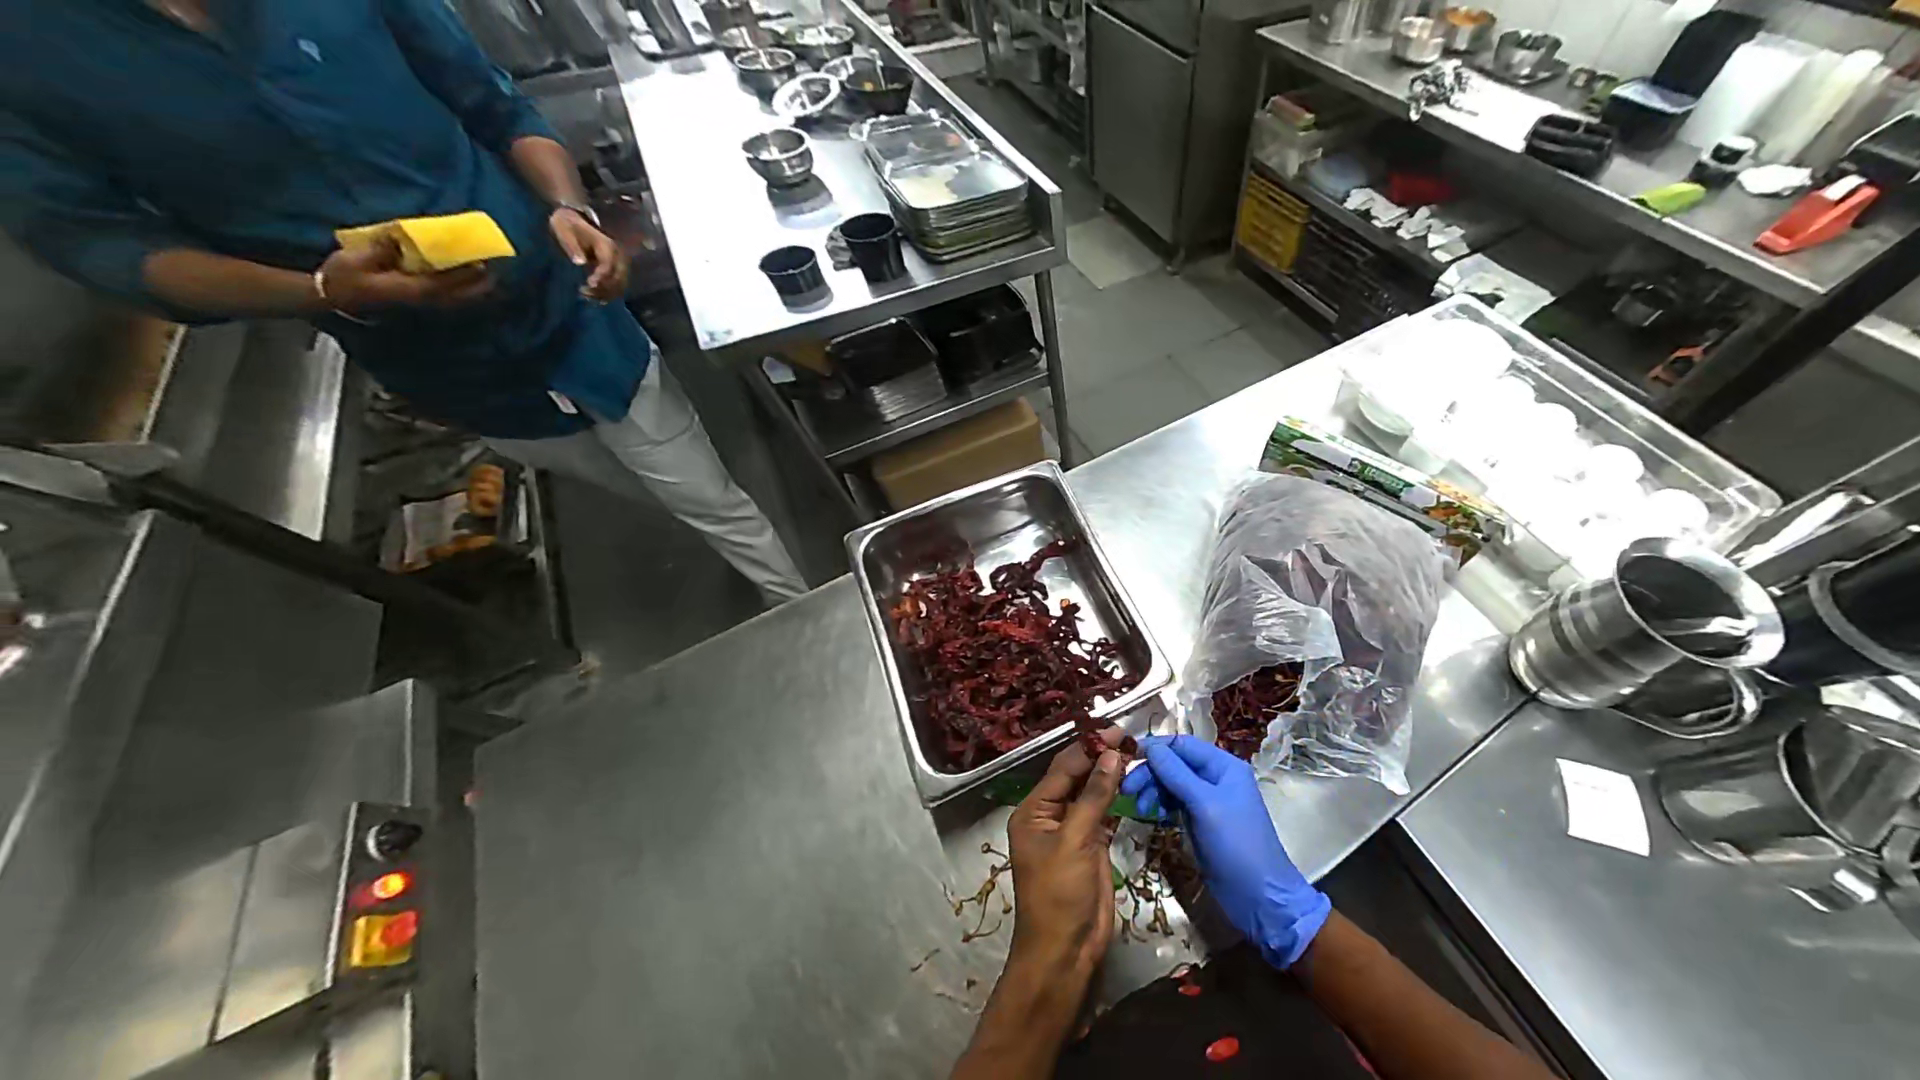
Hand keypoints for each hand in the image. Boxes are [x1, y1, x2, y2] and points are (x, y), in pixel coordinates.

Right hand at [318, 234, 493, 314]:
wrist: (336, 300)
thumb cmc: (343, 278)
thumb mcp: (356, 259)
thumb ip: (382, 249)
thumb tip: (401, 238)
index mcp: (413, 290)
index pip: (449, 282)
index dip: (468, 274)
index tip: (484, 263)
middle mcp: (426, 302)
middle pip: (463, 296)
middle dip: (483, 286)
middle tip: (498, 271)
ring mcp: (426, 308)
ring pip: (461, 301)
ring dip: (478, 292)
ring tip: (492, 279)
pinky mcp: (423, 307)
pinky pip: (452, 301)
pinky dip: (465, 295)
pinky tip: (472, 288)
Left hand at [549, 207, 628, 301]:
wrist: (574, 219)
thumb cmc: (568, 226)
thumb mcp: (565, 231)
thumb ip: (572, 247)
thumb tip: (580, 263)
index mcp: (606, 246)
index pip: (609, 266)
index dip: (600, 278)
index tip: (588, 284)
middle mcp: (617, 256)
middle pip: (617, 279)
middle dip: (603, 289)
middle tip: (583, 292)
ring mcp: (618, 264)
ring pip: (619, 285)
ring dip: (605, 294)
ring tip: (586, 295)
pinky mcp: (616, 269)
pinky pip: (618, 285)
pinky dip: (608, 293)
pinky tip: (596, 298)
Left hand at [1005, 728, 1128, 975]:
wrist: (1065, 950)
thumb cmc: (1059, 894)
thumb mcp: (1074, 841)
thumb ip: (1094, 797)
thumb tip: (1110, 755)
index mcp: (1033, 810)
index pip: (1063, 769)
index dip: (1089, 748)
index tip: (1116, 730)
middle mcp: (1050, 815)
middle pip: (1077, 778)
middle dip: (1101, 758)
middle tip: (1131, 738)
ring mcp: (1072, 831)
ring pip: (1092, 795)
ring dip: (1111, 776)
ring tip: (1137, 754)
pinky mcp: (1092, 846)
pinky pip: (1104, 814)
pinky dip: (1118, 799)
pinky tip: (1135, 783)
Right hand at [1120, 735, 1330, 968]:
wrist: (1259, 897)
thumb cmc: (1236, 844)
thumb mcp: (1204, 804)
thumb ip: (1175, 773)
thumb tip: (1149, 745)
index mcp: (1223, 766)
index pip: (1181, 744)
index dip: (1154, 748)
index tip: (1126, 758)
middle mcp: (1215, 777)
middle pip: (1174, 763)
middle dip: (1150, 773)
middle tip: (1126, 790)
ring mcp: (1208, 800)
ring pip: (1171, 782)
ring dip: (1152, 790)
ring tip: (1138, 808)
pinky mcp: (1201, 820)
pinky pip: (1174, 802)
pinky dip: (1161, 804)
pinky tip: (1152, 814)